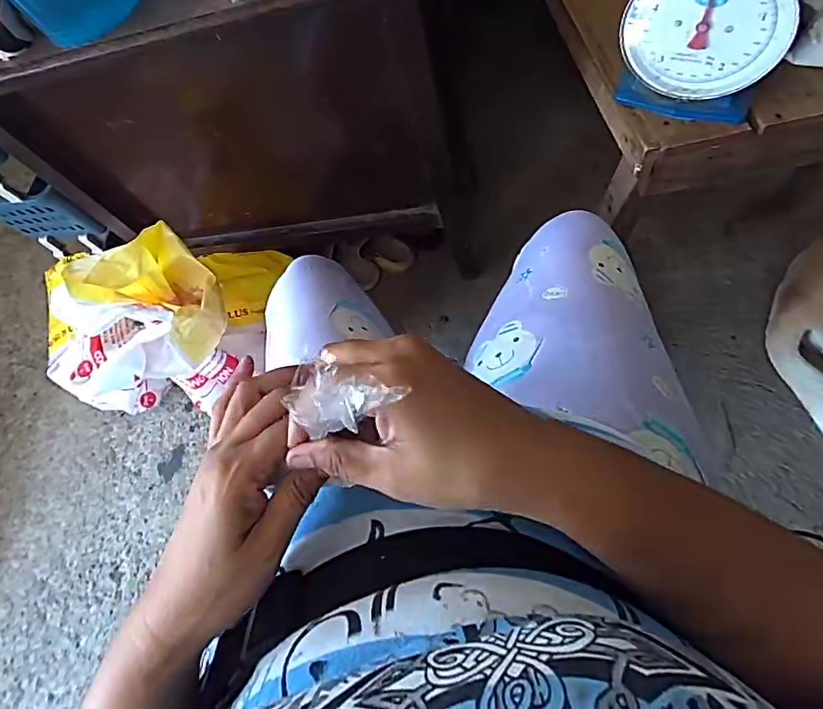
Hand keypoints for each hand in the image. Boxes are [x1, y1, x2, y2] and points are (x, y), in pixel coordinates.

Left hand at [128, 361, 326, 658]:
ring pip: (242, 399)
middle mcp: (222, 452)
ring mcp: (212, 453)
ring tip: (302, 371)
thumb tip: (325, 457)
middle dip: (297, 386)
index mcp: (238, 470)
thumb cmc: (221, 585)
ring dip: (271, 380)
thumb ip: (296, 495)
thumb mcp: (269, 547)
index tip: (343, 403)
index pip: (283, 424)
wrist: (175, 606)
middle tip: (332, 380)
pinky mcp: (210, 461)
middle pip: (263, 402)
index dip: (314, 411)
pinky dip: (238, 387)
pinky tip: (247, 368)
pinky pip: (224, 412)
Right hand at [285, 336, 569, 512]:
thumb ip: (339, 460)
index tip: (302, 446)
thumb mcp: (394, 474)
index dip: (304, 415)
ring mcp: (414, 347)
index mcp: (384, 377)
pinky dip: (365, 379)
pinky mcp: (428, 354)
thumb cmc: (460, 472)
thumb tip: (295, 456)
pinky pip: (380, 356)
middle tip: (322, 434)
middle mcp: (395, 349)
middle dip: (320, 393)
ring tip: (348, 429)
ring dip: (342, 385)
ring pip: (356, 355)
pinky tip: (375, 416)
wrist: (527, 458)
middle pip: (334, 358)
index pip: (321, 383)